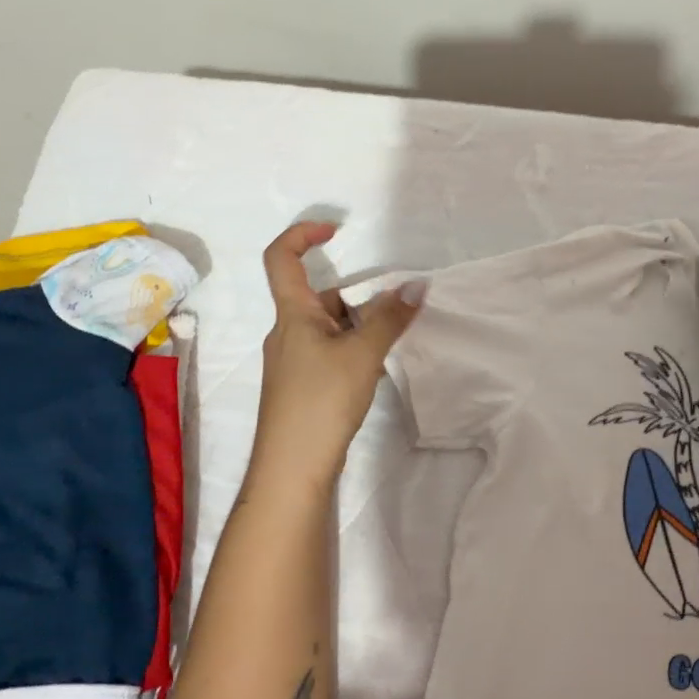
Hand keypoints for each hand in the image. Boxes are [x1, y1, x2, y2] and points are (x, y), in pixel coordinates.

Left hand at [248, 222, 422, 485]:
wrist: (292, 466)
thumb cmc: (321, 401)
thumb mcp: (362, 354)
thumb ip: (390, 318)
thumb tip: (417, 285)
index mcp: (292, 314)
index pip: (281, 257)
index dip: (303, 234)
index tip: (337, 231)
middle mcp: (287, 332)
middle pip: (319, 297)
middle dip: (357, 296)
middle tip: (392, 310)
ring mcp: (293, 361)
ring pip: (328, 328)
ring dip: (358, 327)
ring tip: (389, 343)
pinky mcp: (302, 387)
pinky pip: (329, 353)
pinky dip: (352, 351)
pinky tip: (374, 371)